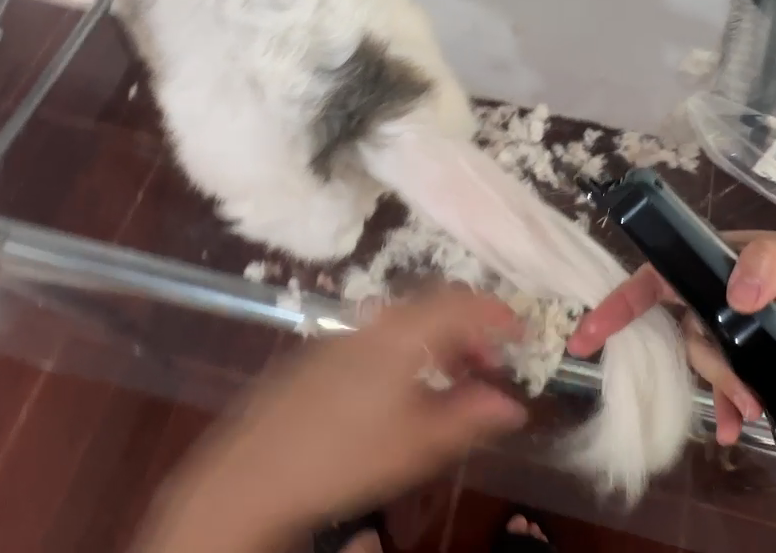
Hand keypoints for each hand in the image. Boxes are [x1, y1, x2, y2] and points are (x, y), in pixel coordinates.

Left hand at [143, 291, 527, 550]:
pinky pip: (381, 336)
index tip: (522, 333)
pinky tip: (404, 392)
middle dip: (469, 332)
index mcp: (403, 331)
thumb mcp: (419, 442)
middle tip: (490, 367)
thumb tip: (514, 404)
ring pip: (407, 322)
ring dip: (439, 344)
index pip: (461, 302)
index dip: (496, 313)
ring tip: (452, 383)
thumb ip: (471, 416)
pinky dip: (408, 351)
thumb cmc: (346, 456)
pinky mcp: (322, 353)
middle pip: (434, 307)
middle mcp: (375, 320)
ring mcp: (344, 334)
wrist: (253, 472)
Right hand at [566, 232, 775, 445]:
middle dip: (705, 366)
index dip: (621, 303)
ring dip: (721, 390)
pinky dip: (727, 408)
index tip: (588, 334)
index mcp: (718, 264)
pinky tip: (737, 431)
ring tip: (752, 414)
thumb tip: (734, 296)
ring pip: (706, 362)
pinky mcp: (755, 359)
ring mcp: (735, 330)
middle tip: (740, 393)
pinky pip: (726, 386)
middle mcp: (718, 295)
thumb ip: (767, 264)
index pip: (658, 278)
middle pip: (686, 333)